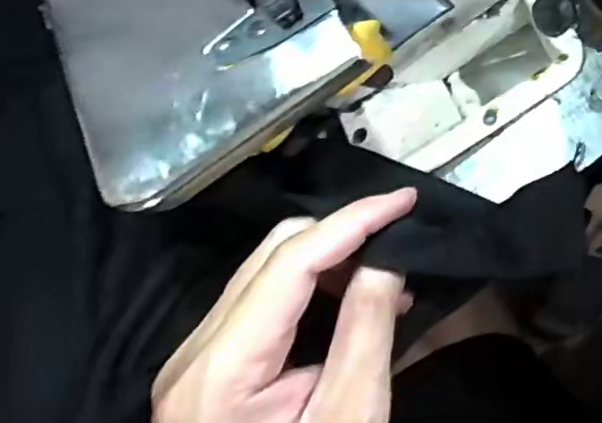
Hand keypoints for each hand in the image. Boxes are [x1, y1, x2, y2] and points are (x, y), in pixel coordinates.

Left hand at [153, 189, 416, 422]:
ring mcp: (196, 361)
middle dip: (342, 234)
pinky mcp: (208, 370)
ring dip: (331, 256)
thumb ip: (367, 324)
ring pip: (269, 267)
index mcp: (220, 368)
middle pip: (275, 252)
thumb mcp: (350, 414)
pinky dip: (312, 282)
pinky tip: (351, 298)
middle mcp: (194, 352)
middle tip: (396, 242)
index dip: (355, 219)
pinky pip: (264, 297)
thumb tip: (387, 255)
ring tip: (384, 276)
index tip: (406, 199)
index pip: (293, 259)